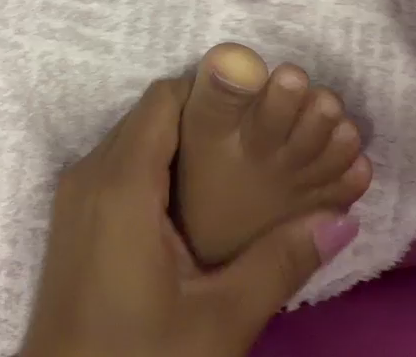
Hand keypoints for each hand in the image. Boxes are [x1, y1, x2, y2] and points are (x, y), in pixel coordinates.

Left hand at [19, 78, 357, 356]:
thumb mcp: (220, 320)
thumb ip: (280, 263)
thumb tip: (341, 219)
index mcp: (121, 184)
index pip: (165, 98)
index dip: (214, 94)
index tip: (262, 109)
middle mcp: (90, 172)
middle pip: (150, 114)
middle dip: (204, 117)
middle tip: (261, 138)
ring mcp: (76, 193)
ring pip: (133, 136)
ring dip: (180, 141)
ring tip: (238, 165)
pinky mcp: (74, 215)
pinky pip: (118, 163)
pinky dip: (156, 164)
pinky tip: (197, 200)